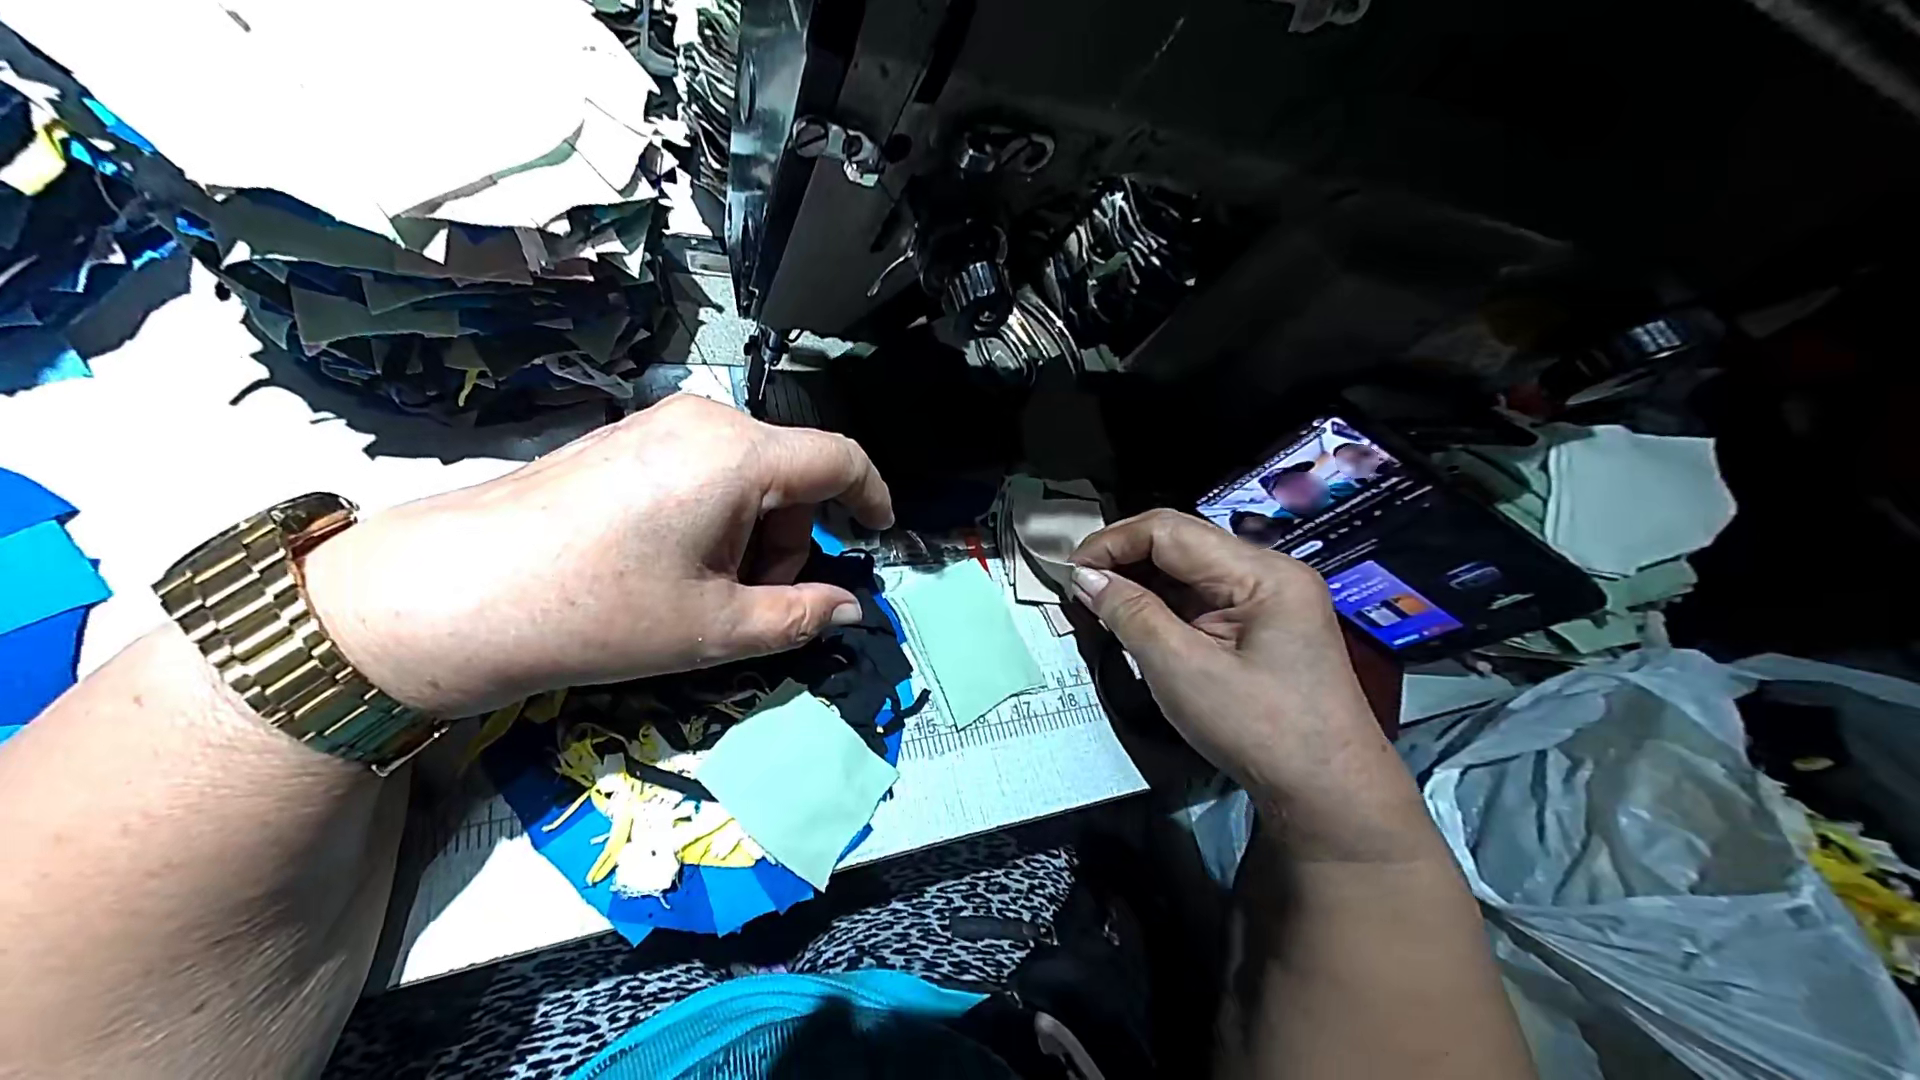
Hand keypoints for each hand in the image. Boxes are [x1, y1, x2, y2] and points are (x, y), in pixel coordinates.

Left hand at [300, 394, 893, 716]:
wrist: (451, 594)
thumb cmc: (602, 610)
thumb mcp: (719, 627)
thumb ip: (803, 614)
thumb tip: (852, 607)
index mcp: (740, 454)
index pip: (839, 459)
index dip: (872, 497)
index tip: (879, 534)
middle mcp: (707, 419)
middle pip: (793, 472)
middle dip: (793, 537)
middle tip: (754, 596)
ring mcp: (662, 423)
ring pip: (752, 473)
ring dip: (756, 531)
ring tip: (704, 585)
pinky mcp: (630, 436)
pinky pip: (709, 468)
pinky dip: (720, 515)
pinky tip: (674, 557)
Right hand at [1069, 510, 1432, 860]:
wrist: (1327, 795)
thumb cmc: (1259, 730)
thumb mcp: (1182, 669)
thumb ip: (1130, 614)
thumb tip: (1086, 578)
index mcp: (1262, 573)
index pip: (1170, 530)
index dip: (1113, 542)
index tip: (1071, 570)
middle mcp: (1268, 572)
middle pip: (1180, 544)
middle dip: (1124, 560)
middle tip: (1080, 587)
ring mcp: (1267, 598)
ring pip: (1187, 570)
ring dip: (1140, 583)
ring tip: (1099, 604)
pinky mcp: (1259, 624)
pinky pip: (1200, 598)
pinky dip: (1161, 605)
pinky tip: (1134, 619)